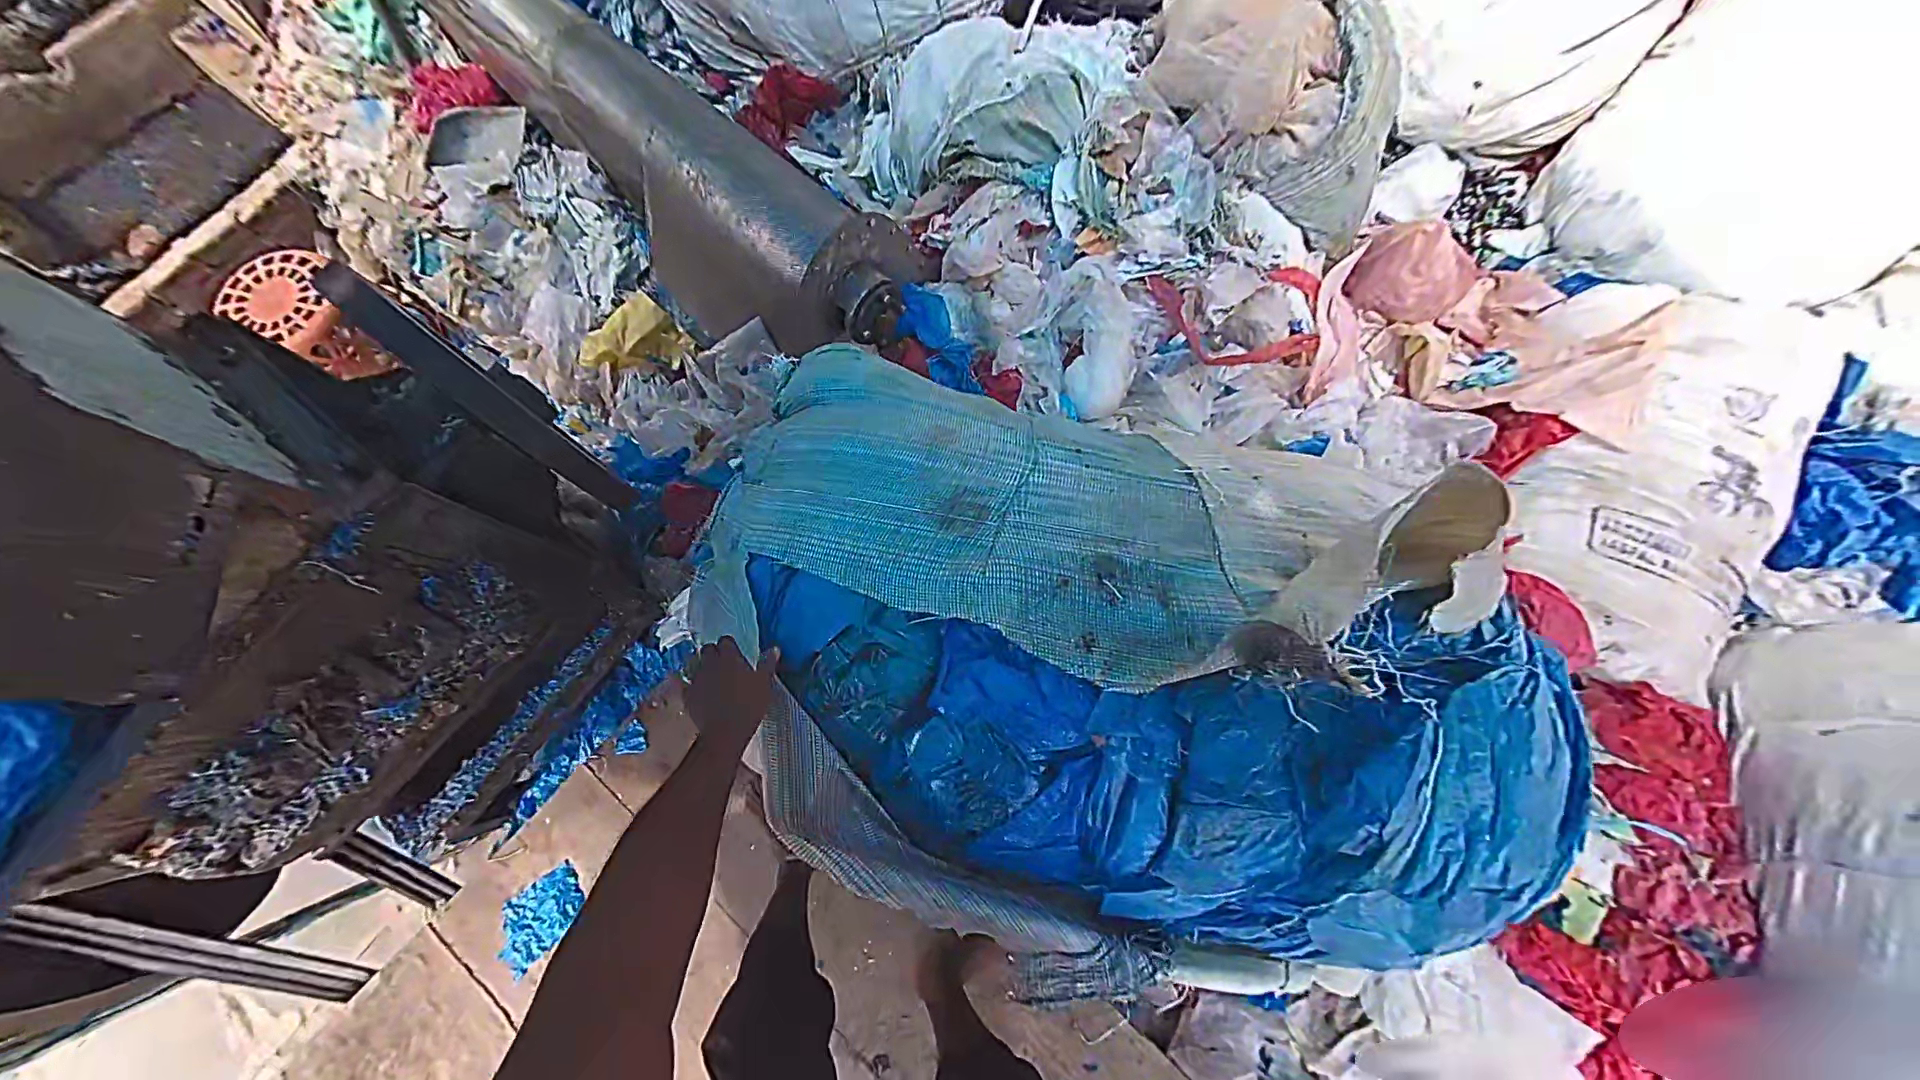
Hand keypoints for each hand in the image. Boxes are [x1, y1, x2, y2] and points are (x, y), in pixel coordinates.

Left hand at [682, 637, 778, 742]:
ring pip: (696, 665)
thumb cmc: (749, 705)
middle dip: (714, 653)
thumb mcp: (764, 683)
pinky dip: (693, 686)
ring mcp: (697, 679)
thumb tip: (774, 650)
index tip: (735, 653)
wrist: (726, 730)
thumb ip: (767, 664)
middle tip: (724, 664)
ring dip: (703, 668)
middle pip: (708, 649)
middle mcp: (711, 664)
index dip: (730, 646)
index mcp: (730, 658)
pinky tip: (701, 693)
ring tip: (712, 677)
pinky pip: (688, 685)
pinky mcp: (688, 694)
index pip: (726, 640)